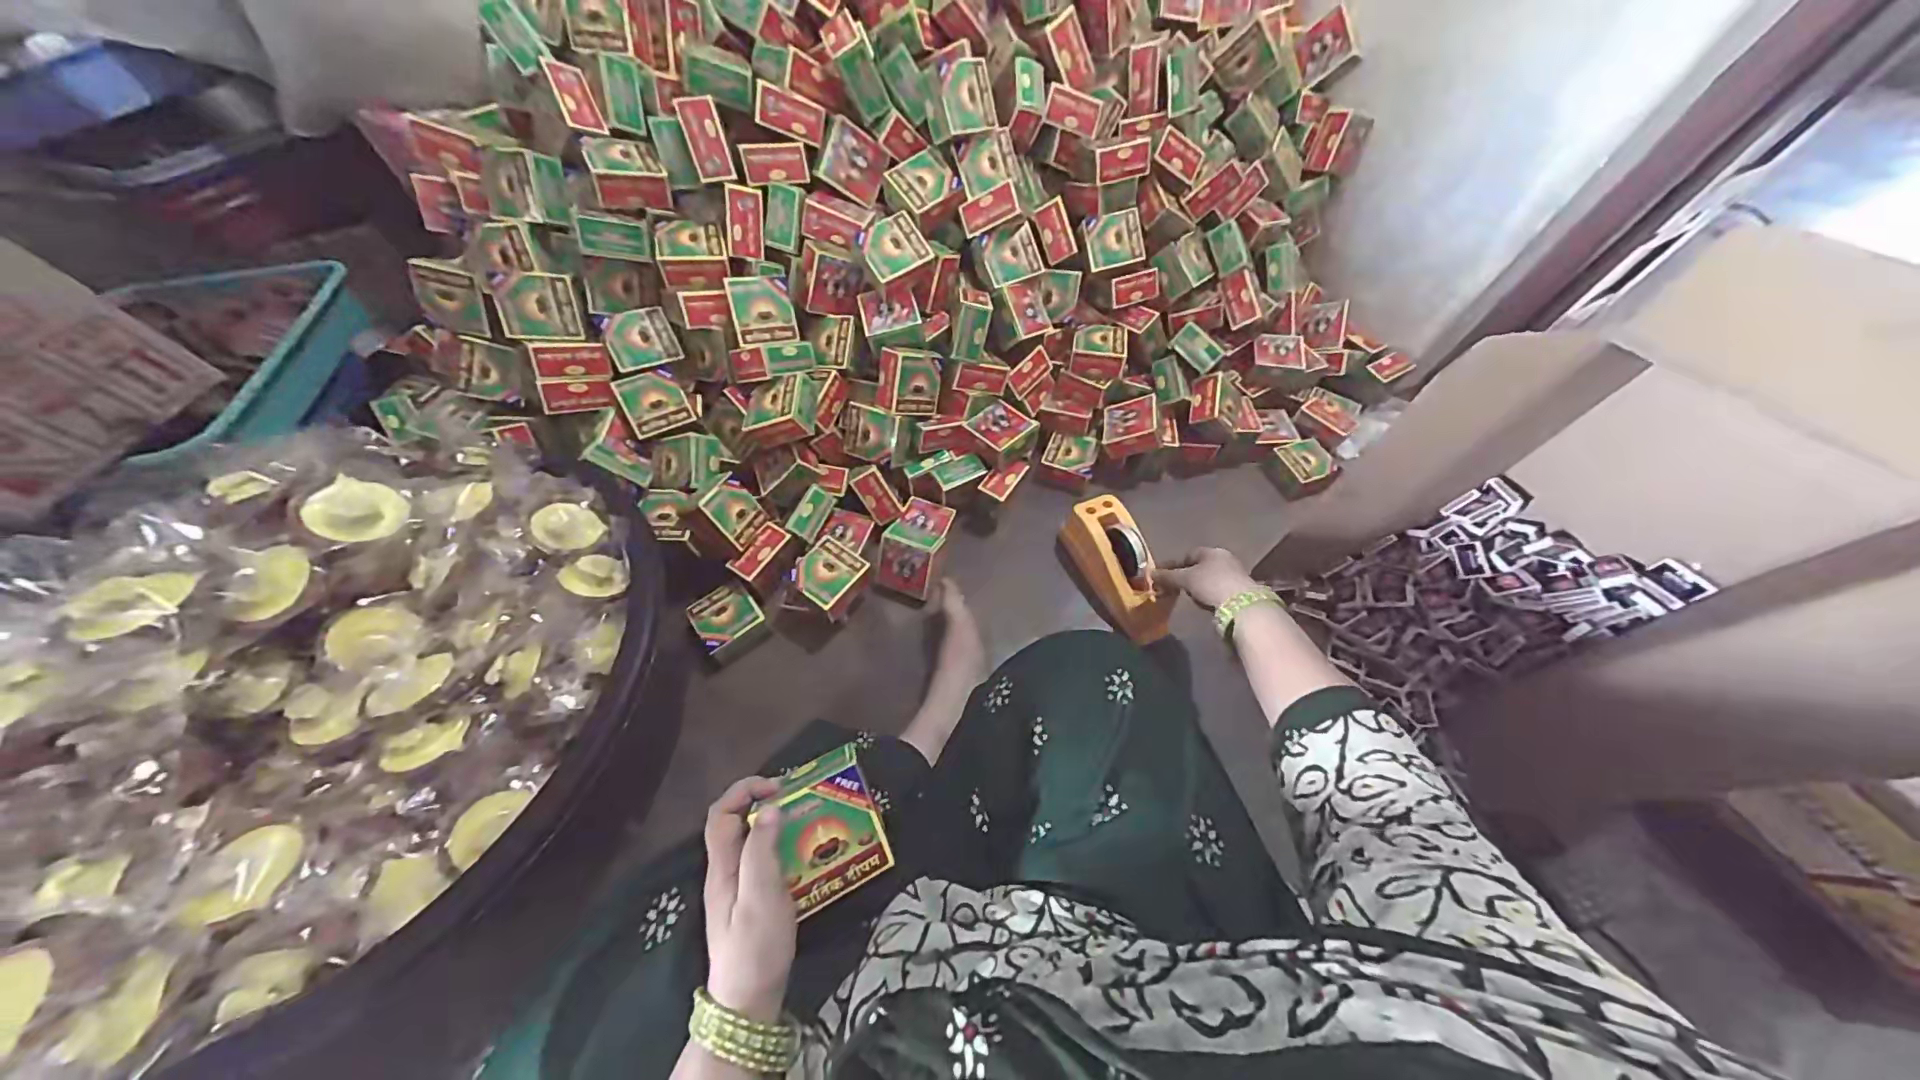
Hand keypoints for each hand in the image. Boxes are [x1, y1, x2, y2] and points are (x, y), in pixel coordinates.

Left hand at [702, 776, 794, 1023]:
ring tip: (804, 819)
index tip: (778, 787)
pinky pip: (761, 859)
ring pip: (749, 840)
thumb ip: (762, 851)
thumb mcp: (761, 897)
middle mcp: (726, 871)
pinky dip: (779, 845)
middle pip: (733, 823)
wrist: (748, 1002)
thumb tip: (769, 808)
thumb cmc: (755, 947)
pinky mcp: (752, 900)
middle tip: (796, 798)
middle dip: (760, 801)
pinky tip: (802, 853)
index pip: (721, 813)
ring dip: (772, 822)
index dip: (744, 790)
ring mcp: (737, 887)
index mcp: (723, 867)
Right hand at [1152, 547, 1260, 610]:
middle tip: (1178, 589)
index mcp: (1212, 551)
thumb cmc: (1210, 584)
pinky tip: (1207, 603)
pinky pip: (1219, 589)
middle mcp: (1226, 558)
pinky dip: (1211, 594)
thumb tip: (1151, 573)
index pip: (1189, 554)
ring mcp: (1236, 573)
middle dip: (1188, 576)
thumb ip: (1167, 576)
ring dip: (1200, 586)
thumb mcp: (1185, 579)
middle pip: (1201, 566)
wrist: (1242, 605)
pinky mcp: (1242, 589)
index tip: (1166, 577)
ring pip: (1210, 578)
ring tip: (1192, 598)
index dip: (1176, 565)